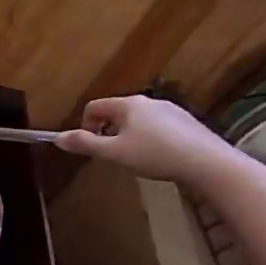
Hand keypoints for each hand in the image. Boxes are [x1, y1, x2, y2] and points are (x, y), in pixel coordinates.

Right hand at [54, 95, 246, 188]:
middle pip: (115, 112)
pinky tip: (157, 156)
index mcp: (128, 105)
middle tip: (111, 154)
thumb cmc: (154, 155)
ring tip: (135, 157)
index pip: (94, 107)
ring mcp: (170, 110)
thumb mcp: (112, 153)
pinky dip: (148, 138)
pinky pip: (156, 126)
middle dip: (106, 132)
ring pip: (136, 120)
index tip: (91, 145)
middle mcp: (149, 101)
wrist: (207, 163)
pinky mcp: (185, 122)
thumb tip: (58, 138)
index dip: (85, 126)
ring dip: (126, 136)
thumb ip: (84, 144)